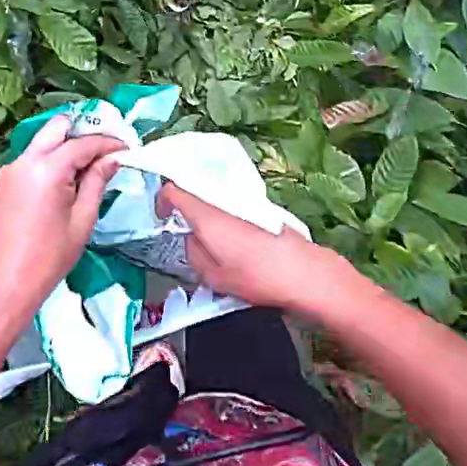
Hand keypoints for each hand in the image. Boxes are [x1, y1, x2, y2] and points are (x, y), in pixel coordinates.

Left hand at [0, 116, 124, 371]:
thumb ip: (97, 182)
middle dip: (83, 134)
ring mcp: (10, 169)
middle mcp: (24, 160)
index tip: (126, 147)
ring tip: (89, 169)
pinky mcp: (3, 180)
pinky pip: (31, 158)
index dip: (107, 143)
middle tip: (106, 152)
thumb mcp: (82, 220)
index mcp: (45, 168)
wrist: (5, 284)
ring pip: (43, 141)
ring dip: (65, 146)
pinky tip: (65, 182)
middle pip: (57, 128)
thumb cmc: (49, 258)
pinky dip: (50, 160)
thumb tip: (112, 158)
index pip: (82, 143)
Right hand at [161, 181, 351, 312]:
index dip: (161, 200)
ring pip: (211, 197)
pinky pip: (228, 204)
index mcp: (203, 213)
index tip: (162, 217)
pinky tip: (229, 238)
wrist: (305, 271)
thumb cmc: (256, 275)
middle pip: (192, 190)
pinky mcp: (257, 208)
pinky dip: (220, 214)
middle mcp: (219, 200)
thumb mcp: (213, 276)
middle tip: (181, 227)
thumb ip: (193, 253)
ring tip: (205, 236)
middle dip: (182, 205)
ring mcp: (239, 201)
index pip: (172, 189)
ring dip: (202, 210)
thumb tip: (191, 239)